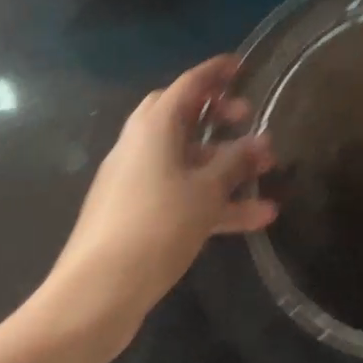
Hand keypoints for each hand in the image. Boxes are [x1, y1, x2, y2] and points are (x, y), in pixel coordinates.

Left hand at [36, 54, 276, 345]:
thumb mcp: (206, 191)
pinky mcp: (139, 217)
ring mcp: (137, 184)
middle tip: (248, 118)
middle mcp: (140, 148)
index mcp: (153, 128)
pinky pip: (184, 195)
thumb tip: (261, 141)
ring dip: (226, 165)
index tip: (241, 65)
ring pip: (188, 161)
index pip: (188, 85)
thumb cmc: (155, 226)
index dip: (215, 72)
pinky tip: (256, 218)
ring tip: (268, 173)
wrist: (95, 296)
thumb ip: (236, 161)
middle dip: (218, 116)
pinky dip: (215, 200)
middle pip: (182, 119)